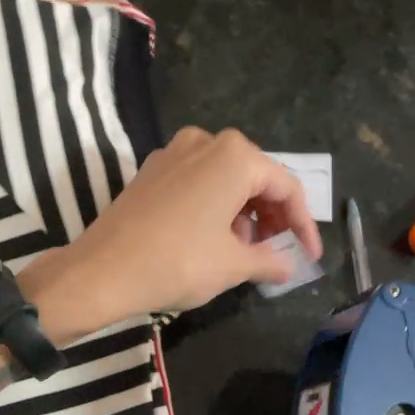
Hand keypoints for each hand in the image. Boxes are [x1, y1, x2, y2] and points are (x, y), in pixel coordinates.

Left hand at [25, 127, 322, 341]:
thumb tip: (289, 266)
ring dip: (243, 215)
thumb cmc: (178, 263)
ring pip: (225, 181)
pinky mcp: (151, 172)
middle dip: (271, 217)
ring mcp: (174, 153)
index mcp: (235, 156)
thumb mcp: (232, 266)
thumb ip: (268, 261)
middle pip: (255, 178)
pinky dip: (214, 209)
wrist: (103, 272)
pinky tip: (213, 241)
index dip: (303, 224)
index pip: (285, 187)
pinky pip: (197, 185)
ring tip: (245, 253)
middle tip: (278, 253)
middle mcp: (206, 142)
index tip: (310, 255)